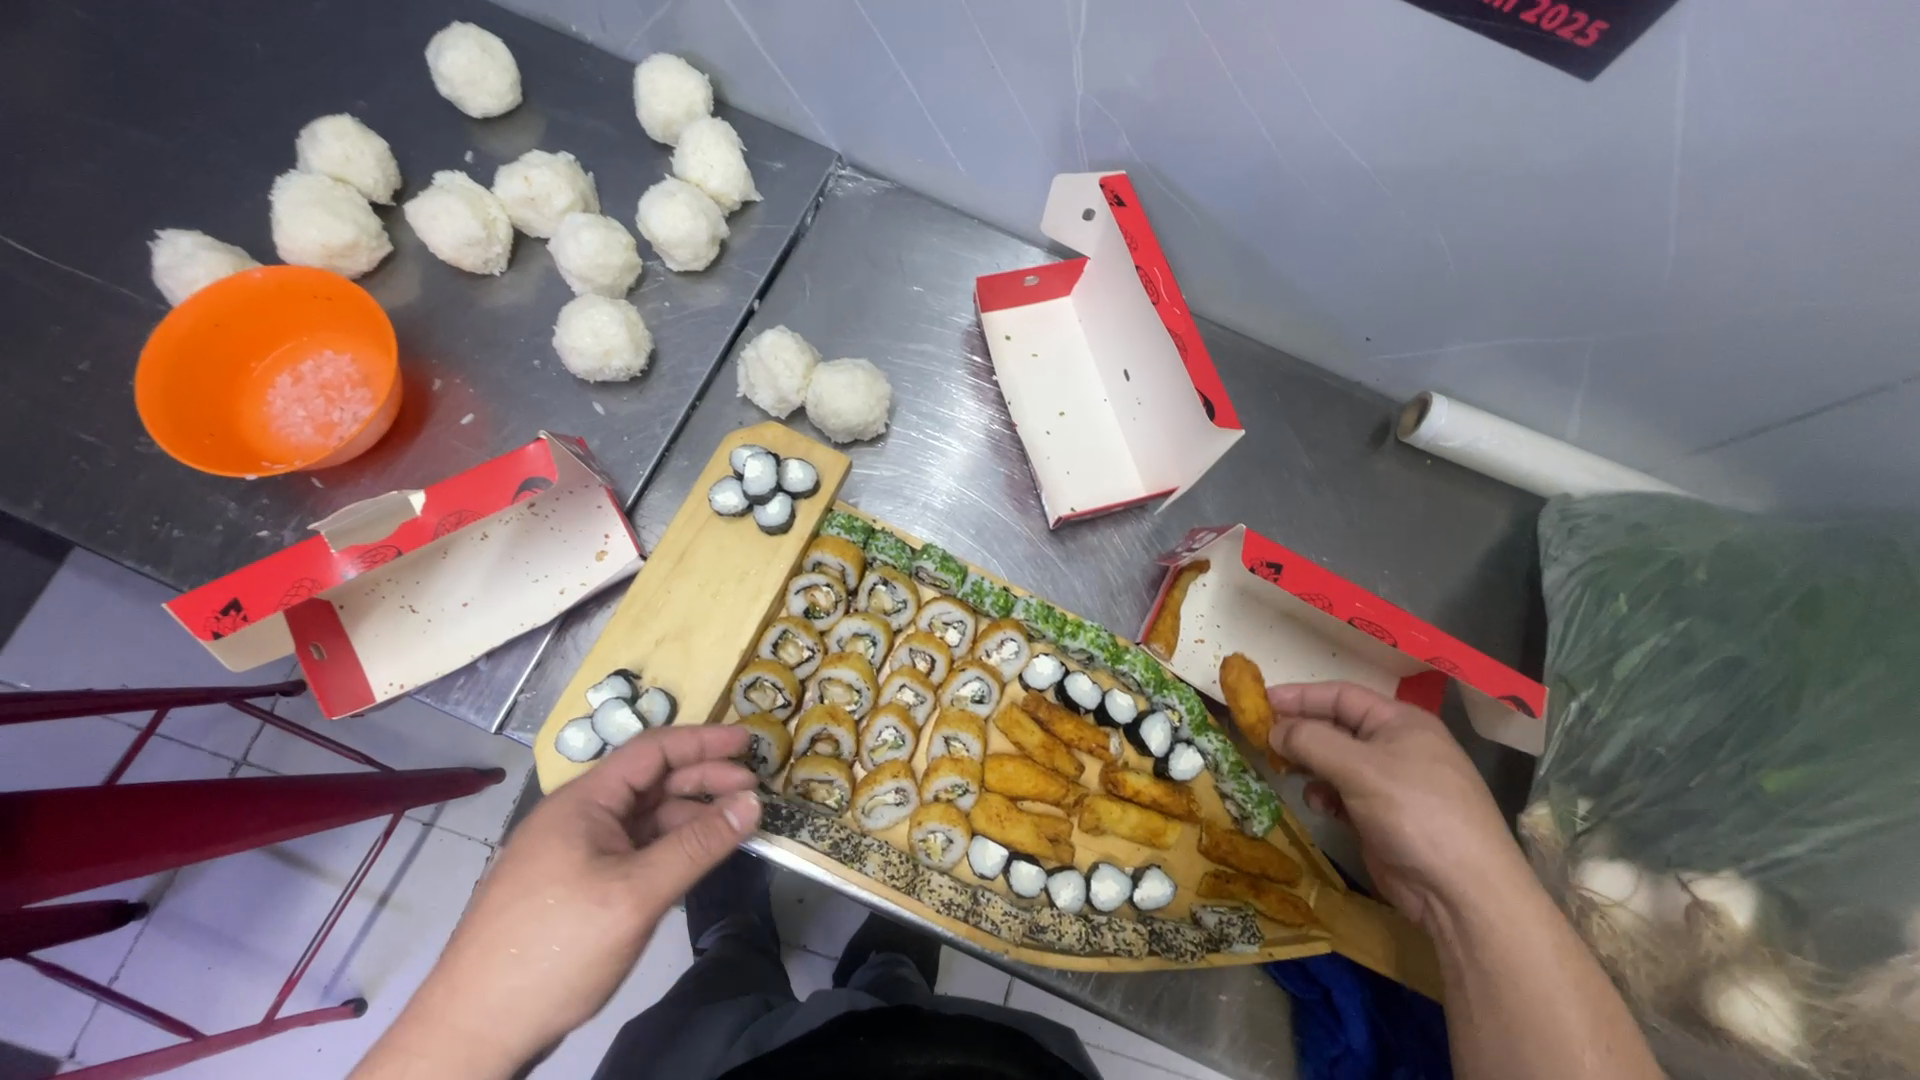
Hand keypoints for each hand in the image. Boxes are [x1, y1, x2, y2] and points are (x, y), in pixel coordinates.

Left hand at [374, 725, 760, 1072]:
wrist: (473, 1031)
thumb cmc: (556, 948)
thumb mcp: (636, 894)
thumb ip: (697, 846)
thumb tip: (752, 802)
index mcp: (584, 802)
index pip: (652, 750)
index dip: (703, 741)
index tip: (750, 743)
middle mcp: (579, 818)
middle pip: (651, 782)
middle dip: (704, 779)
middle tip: (755, 790)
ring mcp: (576, 854)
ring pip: (645, 820)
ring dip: (691, 817)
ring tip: (737, 827)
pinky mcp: (577, 888)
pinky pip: (634, 851)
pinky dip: (670, 849)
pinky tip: (698, 861)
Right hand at [1267, 681, 1528, 932]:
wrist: (1461, 892)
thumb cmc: (1415, 812)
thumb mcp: (1360, 768)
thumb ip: (1311, 741)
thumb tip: (1273, 730)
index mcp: (1401, 722)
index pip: (1341, 695)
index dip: (1299, 696)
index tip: (1259, 702)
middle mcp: (1396, 747)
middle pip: (1335, 727)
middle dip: (1300, 733)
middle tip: (1262, 740)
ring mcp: (1390, 784)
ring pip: (1333, 762)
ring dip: (1308, 766)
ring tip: (1287, 774)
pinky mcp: (1381, 817)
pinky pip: (1341, 793)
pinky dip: (1324, 795)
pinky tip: (1320, 807)